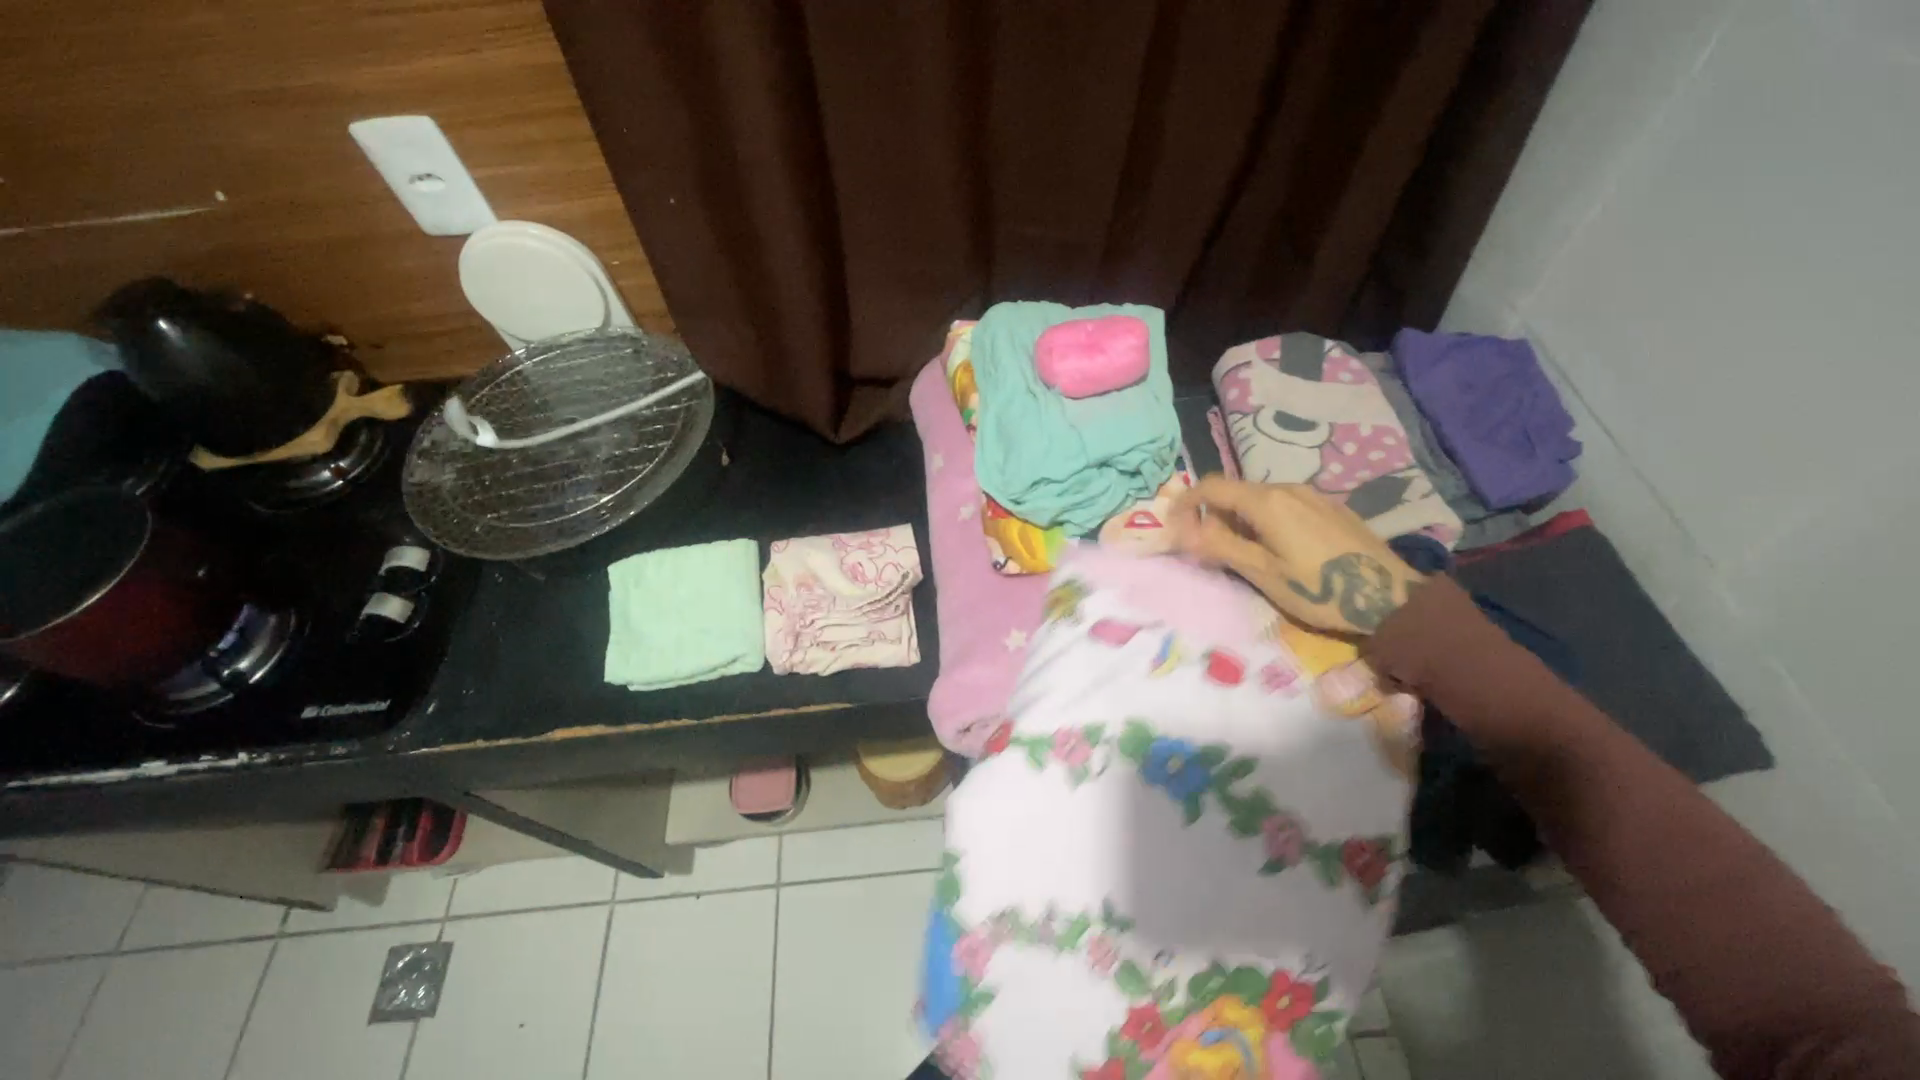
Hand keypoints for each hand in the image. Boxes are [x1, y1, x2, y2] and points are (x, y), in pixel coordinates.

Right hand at [1169, 476, 1421, 635]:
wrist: (1387, 594)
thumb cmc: (1319, 587)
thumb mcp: (1262, 573)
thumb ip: (1219, 546)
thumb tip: (1182, 529)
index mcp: (1266, 501)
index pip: (1210, 486)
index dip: (1184, 502)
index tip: (1172, 526)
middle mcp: (1287, 488)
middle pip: (1235, 491)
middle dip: (1211, 515)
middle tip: (1205, 549)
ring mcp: (1311, 495)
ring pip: (1260, 499)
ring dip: (1239, 520)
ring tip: (1241, 554)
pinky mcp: (1329, 507)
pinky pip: (1283, 506)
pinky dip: (1264, 521)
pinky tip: (1276, 550)